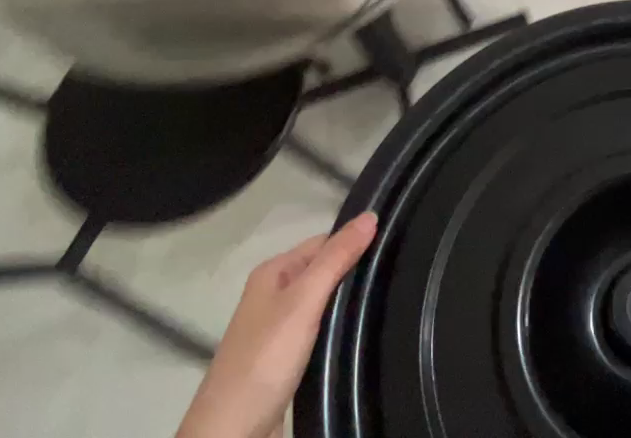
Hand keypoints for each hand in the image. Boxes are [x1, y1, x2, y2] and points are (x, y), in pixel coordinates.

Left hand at [177, 213, 378, 437]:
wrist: (231, 434)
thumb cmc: (265, 359)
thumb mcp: (304, 302)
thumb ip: (336, 259)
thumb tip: (370, 215)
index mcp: (273, 273)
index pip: (324, 242)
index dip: (355, 243)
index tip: (394, 247)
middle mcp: (274, 296)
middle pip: (325, 271)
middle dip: (355, 273)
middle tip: (398, 275)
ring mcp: (279, 330)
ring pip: (325, 303)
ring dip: (349, 304)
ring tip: (389, 301)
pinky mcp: (287, 360)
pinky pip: (322, 331)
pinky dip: (340, 330)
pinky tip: (362, 335)